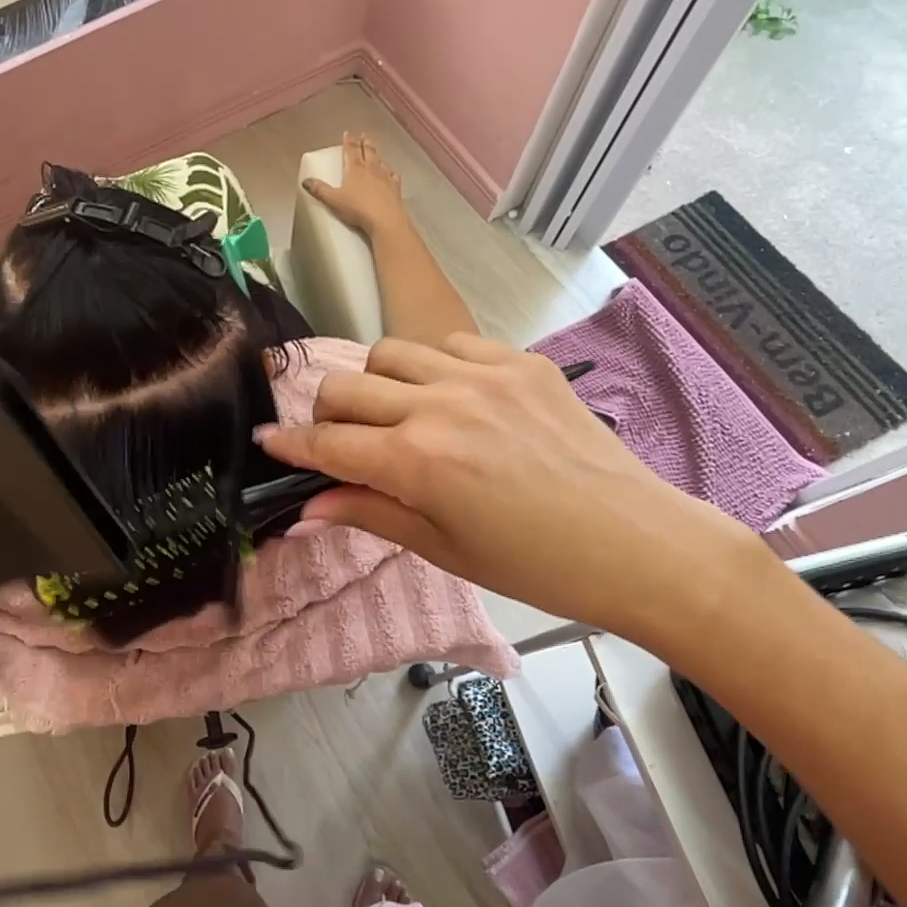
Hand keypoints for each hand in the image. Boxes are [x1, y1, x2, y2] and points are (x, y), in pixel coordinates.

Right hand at [257, 335, 772, 639]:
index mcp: (416, 462)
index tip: (267, 442)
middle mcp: (440, 406)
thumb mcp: (442, 549)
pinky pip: (451, 341)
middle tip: (338, 440)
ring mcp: (482, 376)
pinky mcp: (520, 362)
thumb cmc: (535, 565)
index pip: (327, 444)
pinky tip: (451, 396)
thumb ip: (368, 514)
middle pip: (344, 387)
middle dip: (324, 415)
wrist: (638, 545)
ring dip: (375, 382)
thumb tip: (305, 510)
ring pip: (390, 351)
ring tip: (395, 412)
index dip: (289, 445)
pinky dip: (434, 365)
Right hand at [301, 131, 409, 235]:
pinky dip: (390, 171)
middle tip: (363, 135)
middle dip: (364, 142)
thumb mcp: (333, 200)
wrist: (385, 219)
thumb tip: (305, 181)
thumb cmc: (357, 208)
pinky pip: (393, 175)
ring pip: (381, 161)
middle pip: (368, 151)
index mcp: (355, 169)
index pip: (351, 150)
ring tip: (375, 152)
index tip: (347, 133)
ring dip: (377, 154)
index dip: (349, 141)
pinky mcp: (396, 187)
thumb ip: (319, 190)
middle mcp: (371, 169)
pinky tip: (391, 172)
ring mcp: (385, 177)